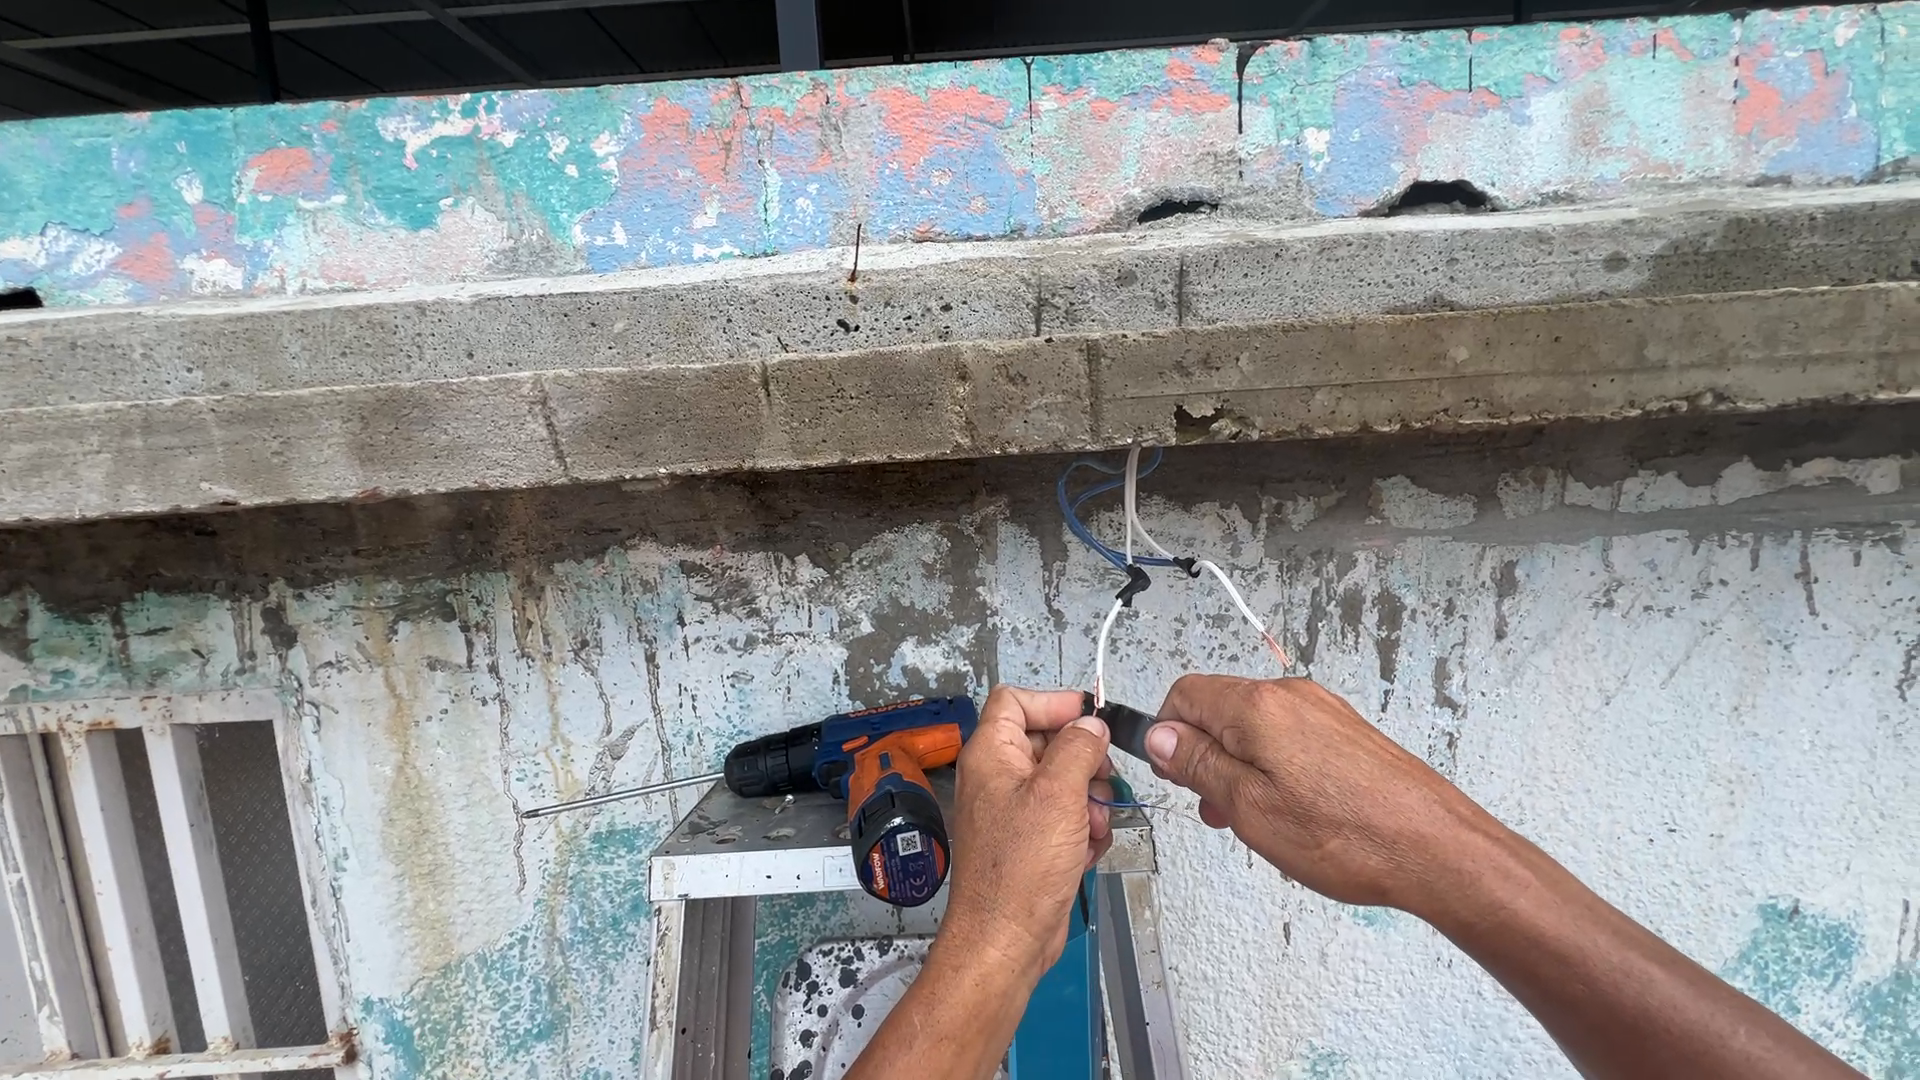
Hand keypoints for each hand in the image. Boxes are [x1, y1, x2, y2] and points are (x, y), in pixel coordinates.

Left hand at [940, 686, 1113, 979]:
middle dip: (1082, 758)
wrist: (1006, 939)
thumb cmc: (1020, 868)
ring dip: (1089, 798)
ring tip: (1095, 823)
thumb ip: (1077, 748)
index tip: (1088, 717)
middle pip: (1046, 740)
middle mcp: (997, 776)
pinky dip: (1082, 828)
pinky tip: (1088, 848)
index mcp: (991, 753)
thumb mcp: (1058, 794)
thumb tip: (1090, 725)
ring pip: (1062, 780)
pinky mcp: (1029, 839)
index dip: (1052, 703)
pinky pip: (1064, 815)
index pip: (1015, 701)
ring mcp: (1012, 809)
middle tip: (1103, 778)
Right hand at [1146, 674, 1498, 912]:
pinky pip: (1286, 735)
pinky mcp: (1344, 730)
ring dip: (1235, 763)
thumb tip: (1158, 735)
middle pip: (1217, 707)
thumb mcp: (1248, 807)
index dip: (1166, 733)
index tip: (1174, 775)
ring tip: (1248, 816)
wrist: (1441, 852)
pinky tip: (1286, 808)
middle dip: (1202, 753)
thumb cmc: (1348, 836)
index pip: (1183, 694)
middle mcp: (1289, 694)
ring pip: (1251, 725)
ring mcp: (1321, 710)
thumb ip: (1196, 764)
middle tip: (1211, 804)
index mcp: (1257, 705)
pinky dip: (1269, 764)